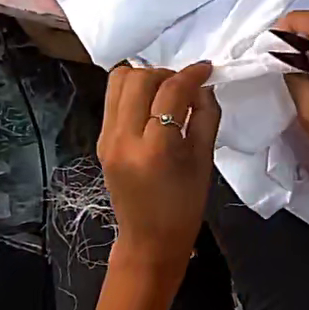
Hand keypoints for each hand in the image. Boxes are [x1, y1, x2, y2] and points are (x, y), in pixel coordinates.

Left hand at [98, 61, 221, 275]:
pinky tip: (151, 107)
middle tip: (184, 87)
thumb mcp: (204, 162)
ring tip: (165, 93)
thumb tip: (203, 88)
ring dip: (144, 78)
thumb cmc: (184, 207)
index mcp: (155, 149)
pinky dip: (133, 94)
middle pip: (138, 79)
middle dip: (165, 74)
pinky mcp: (101, 142)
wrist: (149, 240)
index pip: (170, 92)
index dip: (192, 74)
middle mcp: (124, 139)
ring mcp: (107, 140)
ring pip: (118, 83)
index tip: (207, 69)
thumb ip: (205, 118)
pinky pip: (113, 101)